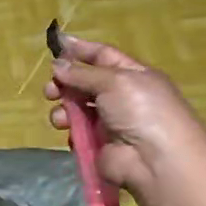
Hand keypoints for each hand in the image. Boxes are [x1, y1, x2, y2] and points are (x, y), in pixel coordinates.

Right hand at [45, 35, 205, 197]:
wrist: (155, 161)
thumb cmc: (140, 110)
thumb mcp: (114, 81)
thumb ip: (83, 73)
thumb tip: (57, 65)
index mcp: (133, 74)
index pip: (103, 55)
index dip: (81, 50)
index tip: (56, 45)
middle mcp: (123, 96)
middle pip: (86, 83)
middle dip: (66, 83)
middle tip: (50, 89)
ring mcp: (111, 122)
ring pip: (78, 109)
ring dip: (64, 109)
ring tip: (60, 116)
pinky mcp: (100, 146)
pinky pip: (79, 134)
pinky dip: (71, 132)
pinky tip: (71, 134)